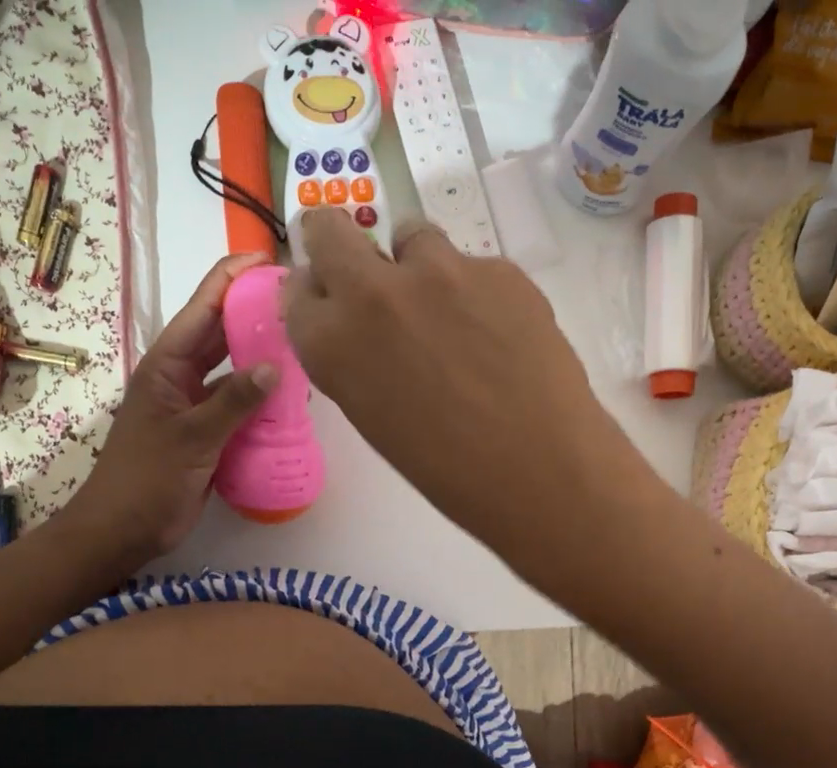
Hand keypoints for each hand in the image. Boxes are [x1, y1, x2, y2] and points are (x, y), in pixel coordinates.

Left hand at [63, 253, 277, 560]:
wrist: (123, 531)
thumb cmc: (146, 479)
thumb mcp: (192, 438)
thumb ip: (234, 402)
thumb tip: (275, 367)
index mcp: (167, 365)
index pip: (202, 309)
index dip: (231, 278)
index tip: (268, 259)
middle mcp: (182, 376)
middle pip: (220, 332)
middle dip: (254, 312)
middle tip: (301, 298)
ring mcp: (195, 404)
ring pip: (234, 368)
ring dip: (263, 354)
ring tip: (305, 339)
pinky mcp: (209, 432)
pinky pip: (240, 403)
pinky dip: (264, 396)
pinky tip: (294, 395)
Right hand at [283, 209, 648, 552]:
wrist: (538, 466)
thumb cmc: (448, 468)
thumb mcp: (375, 415)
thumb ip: (355, 358)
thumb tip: (362, 327)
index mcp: (330, 341)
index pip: (298, 288)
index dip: (318, 292)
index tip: (334, 301)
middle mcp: (372, 291)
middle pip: (332, 230)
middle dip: (340, 243)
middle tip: (370, 273)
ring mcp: (438, 271)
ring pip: (412, 235)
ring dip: (419, 264)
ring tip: (451, 311)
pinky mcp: (496, 267)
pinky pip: (474, 266)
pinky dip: (478, 292)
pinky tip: (502, 334)